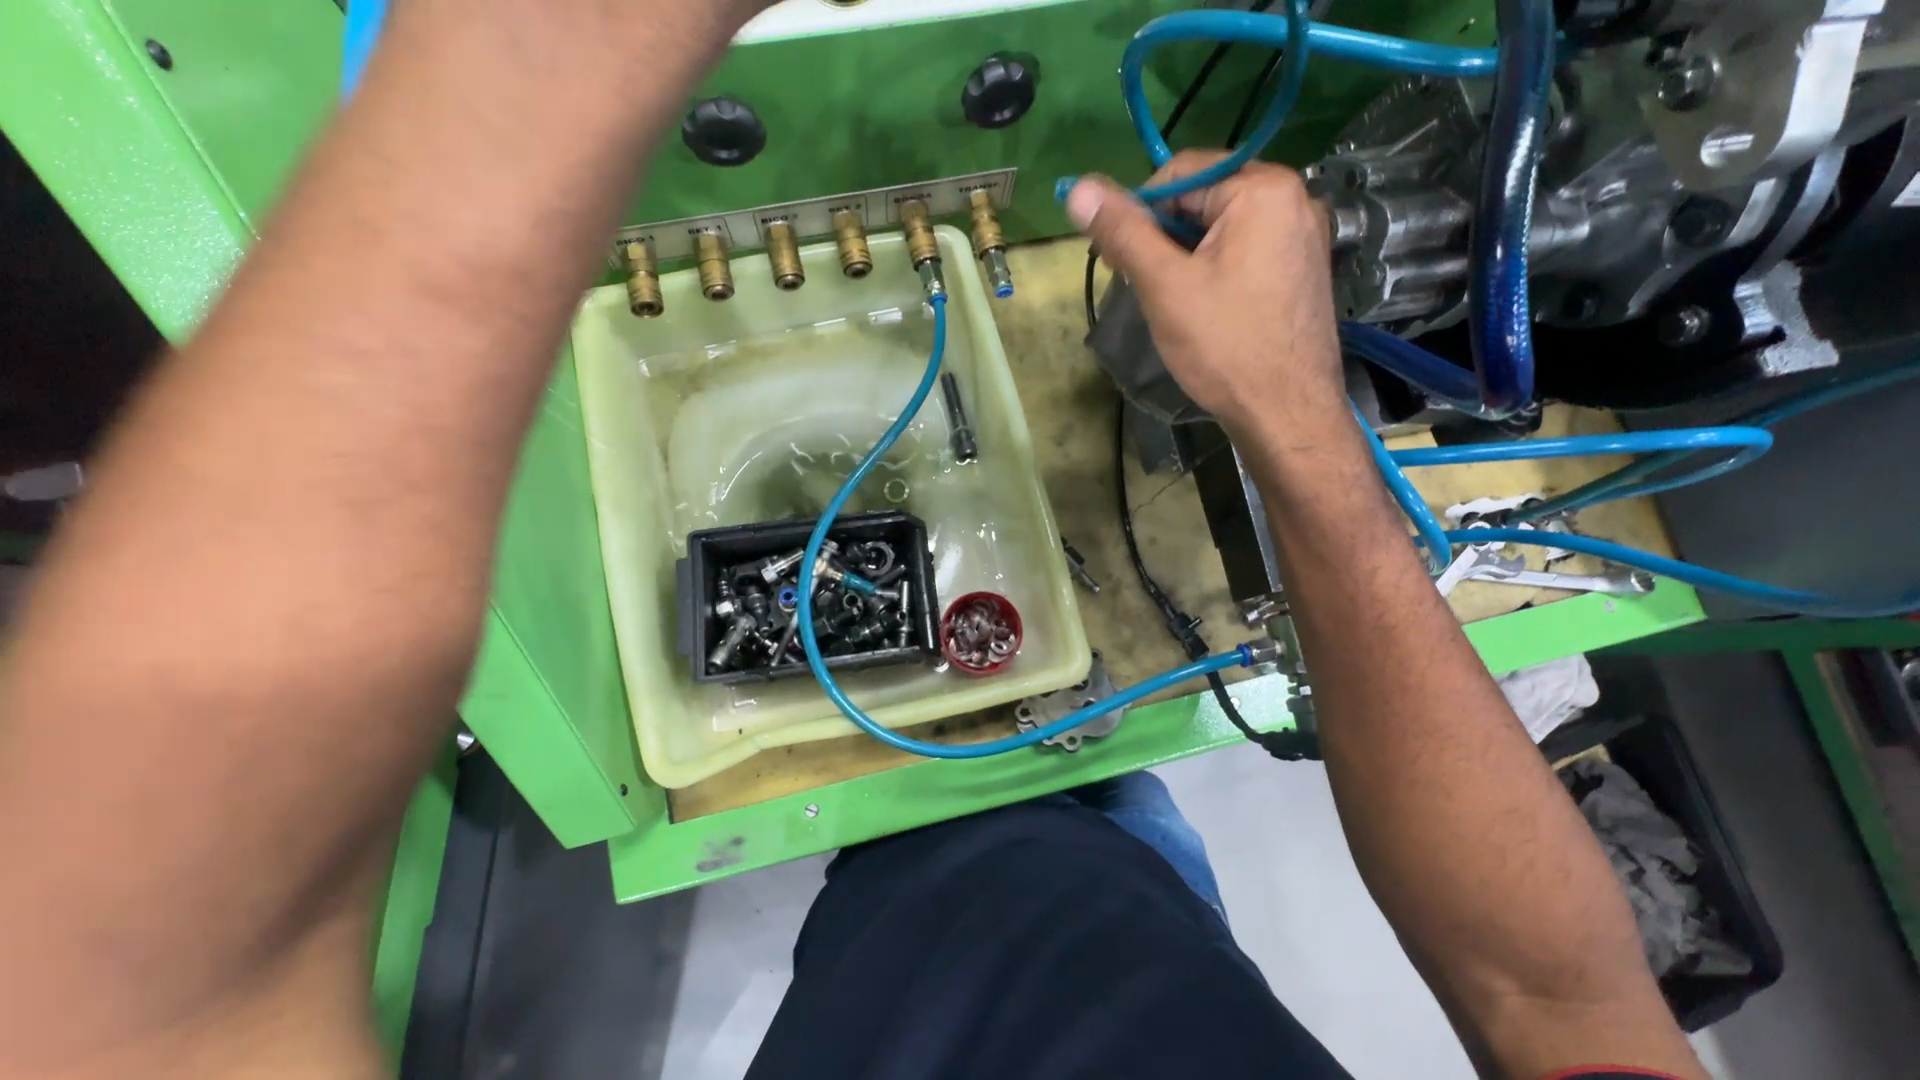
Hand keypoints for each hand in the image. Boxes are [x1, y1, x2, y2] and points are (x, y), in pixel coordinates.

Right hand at [1067, 153, 1343, 432]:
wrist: (1287, 414)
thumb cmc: (1225, 347)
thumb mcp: (1164, 285)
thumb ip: (1122, 231)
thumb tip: (1078, 187)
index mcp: (1262, 188)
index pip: (1180, 172)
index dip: (1139, 211)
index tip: (1118, 257)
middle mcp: (1294, 197)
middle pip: (1204, 197)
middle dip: (1163, 235)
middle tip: (1140, 282)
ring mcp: (1305, 234)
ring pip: (1223, 226)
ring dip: (1186, 254)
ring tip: (1170, 299)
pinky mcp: (1304, 267)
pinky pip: (1246, 247)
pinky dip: (1215, 266)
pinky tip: (1203, 305)